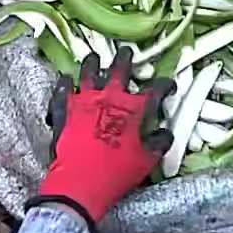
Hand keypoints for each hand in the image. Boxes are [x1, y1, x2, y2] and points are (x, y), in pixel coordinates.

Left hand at [28, 50, 172, 229]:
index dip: (164, 85)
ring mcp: (84, 99)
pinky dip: (65, 84)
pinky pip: (64, 89)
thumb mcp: (146, 161)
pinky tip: (66, 79)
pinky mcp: (65, 107)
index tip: (169, 85)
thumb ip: (158, 144)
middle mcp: (109, 96)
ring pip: (88, 72)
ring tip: (93, 57)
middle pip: (119, 70)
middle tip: (127, 51)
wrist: (80, 181)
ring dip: (92, 63)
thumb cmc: (117, 172)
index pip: (154, 90)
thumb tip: (165, 134)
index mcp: (133, 108)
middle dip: (125, 58)